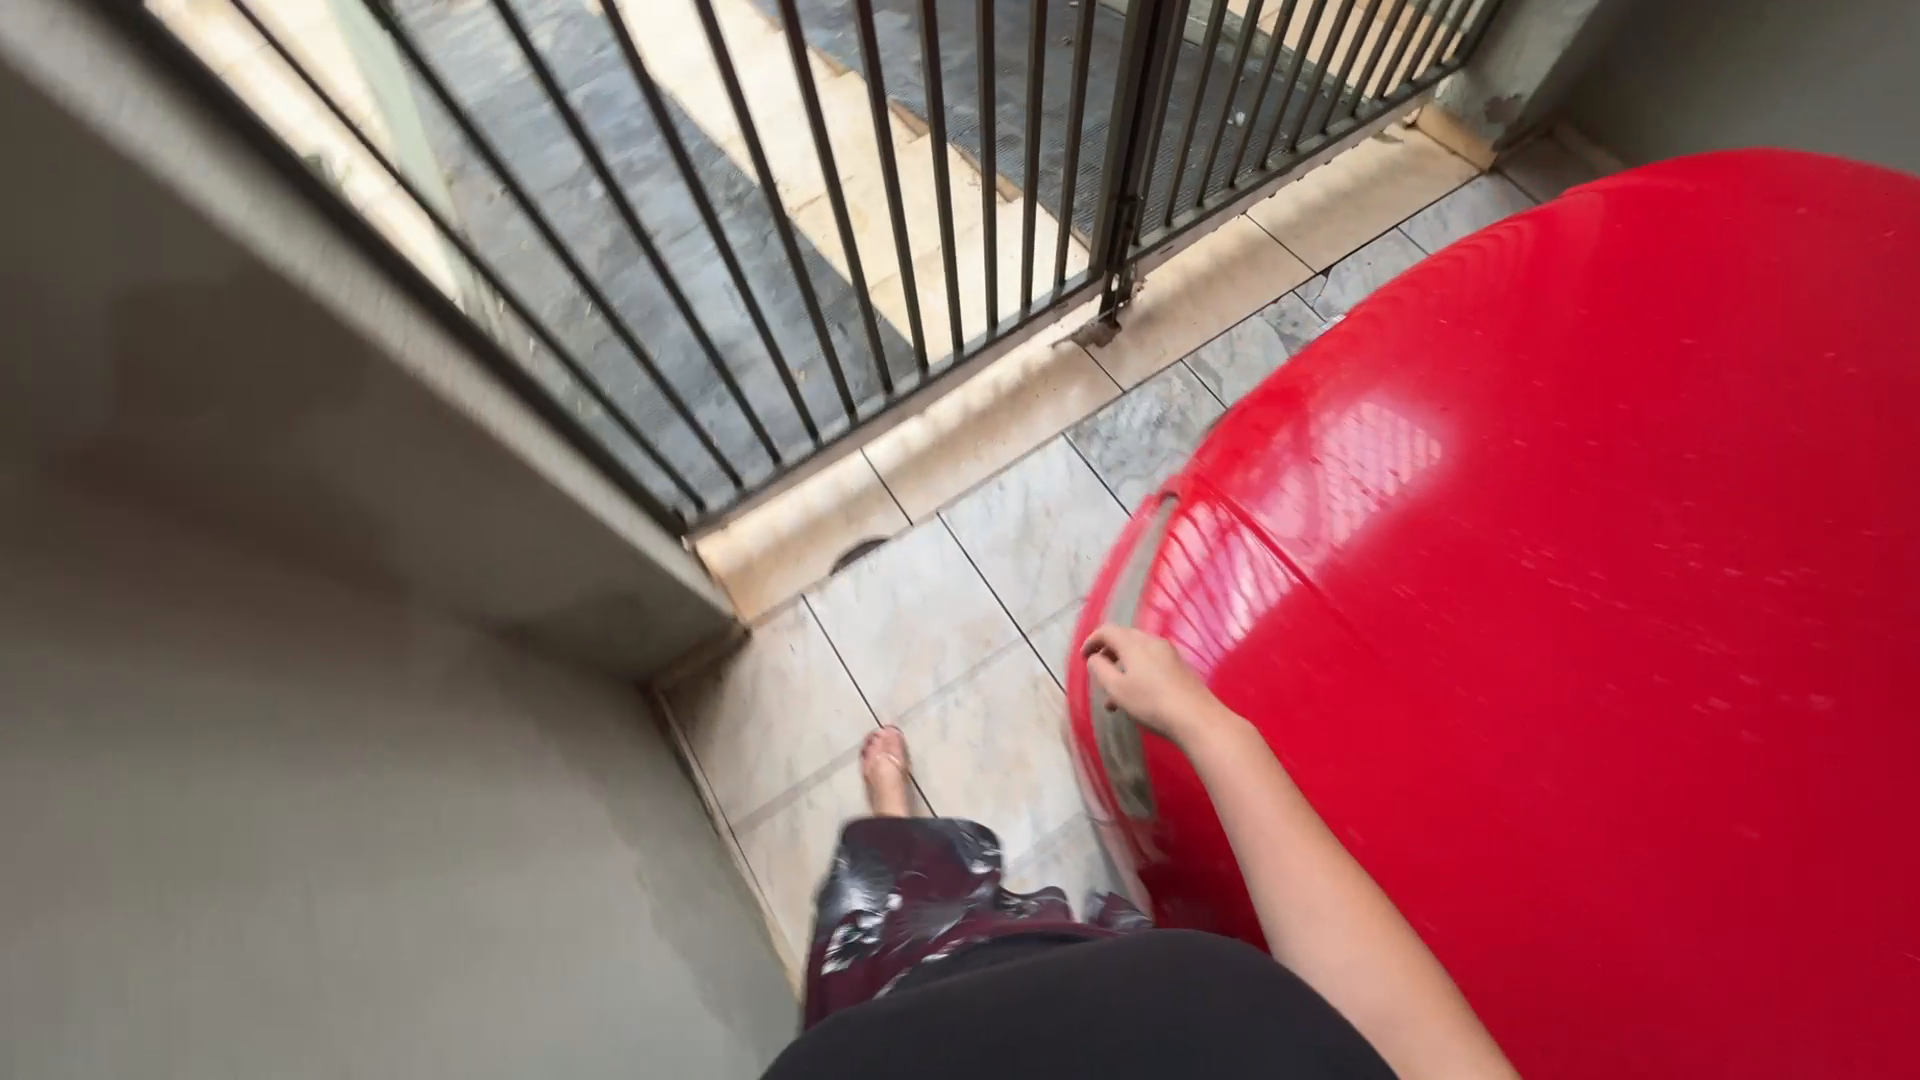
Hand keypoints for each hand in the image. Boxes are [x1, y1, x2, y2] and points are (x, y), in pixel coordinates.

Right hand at [1081, 625, 1230, 745]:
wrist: (1196, 718)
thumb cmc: (1150, 703)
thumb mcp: (1116, 688)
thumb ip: (1100, 669)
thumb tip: (1094, 657)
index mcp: (1133, 643)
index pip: (1107, 630)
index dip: (1091, 641)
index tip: (1083, 657)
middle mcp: (1152, 642)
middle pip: (1124, 639)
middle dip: (1107, 654)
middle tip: (1098, 673)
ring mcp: (1169, 654)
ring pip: (1138, 653)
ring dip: (1122, 668)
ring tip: (1114, 696)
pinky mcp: (1179, 667)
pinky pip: (1151, 662)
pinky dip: (1137, 672)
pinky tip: (1136, 697)